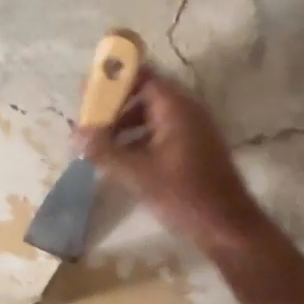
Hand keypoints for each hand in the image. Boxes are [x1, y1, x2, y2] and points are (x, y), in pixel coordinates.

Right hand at [72, 66, 269, 252]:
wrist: (226, 227)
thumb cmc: (184, 195)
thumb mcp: (137, 174)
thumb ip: (105, 151)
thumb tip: (76, 134)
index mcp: (176, 108)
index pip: (143, 76)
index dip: (115, 81)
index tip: (89, 93)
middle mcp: (187, 112)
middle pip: (146, 96)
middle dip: (116, 107)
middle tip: (89, 124)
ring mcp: (194, 131)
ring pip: (153, 118)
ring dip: (126, 127)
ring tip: (100, 147)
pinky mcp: (195, 150)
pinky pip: (163, 134)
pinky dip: (141, 141)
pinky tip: (122, 162)